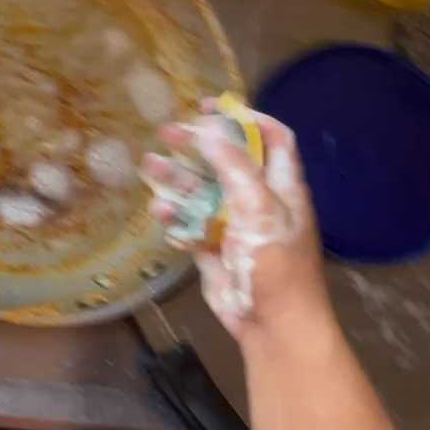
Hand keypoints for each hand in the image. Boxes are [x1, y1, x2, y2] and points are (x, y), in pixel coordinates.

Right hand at [143, 104, 329, 341]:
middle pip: (226, 161)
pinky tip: (161, 213)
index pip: (271, 138)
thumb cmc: (273, 263)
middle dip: (198, 145)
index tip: (210, 106)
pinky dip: (175, 217)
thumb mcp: (258, 207)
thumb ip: (233, 166)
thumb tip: (208, 128)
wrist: (271, 323)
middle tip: (166, 133)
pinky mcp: (215, 248)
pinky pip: (191, 224)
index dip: (245, 118)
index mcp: (280, 187)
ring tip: (148, 166)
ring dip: (177, 178)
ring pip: (202, 191)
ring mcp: (235, 225)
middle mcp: (258, 201)